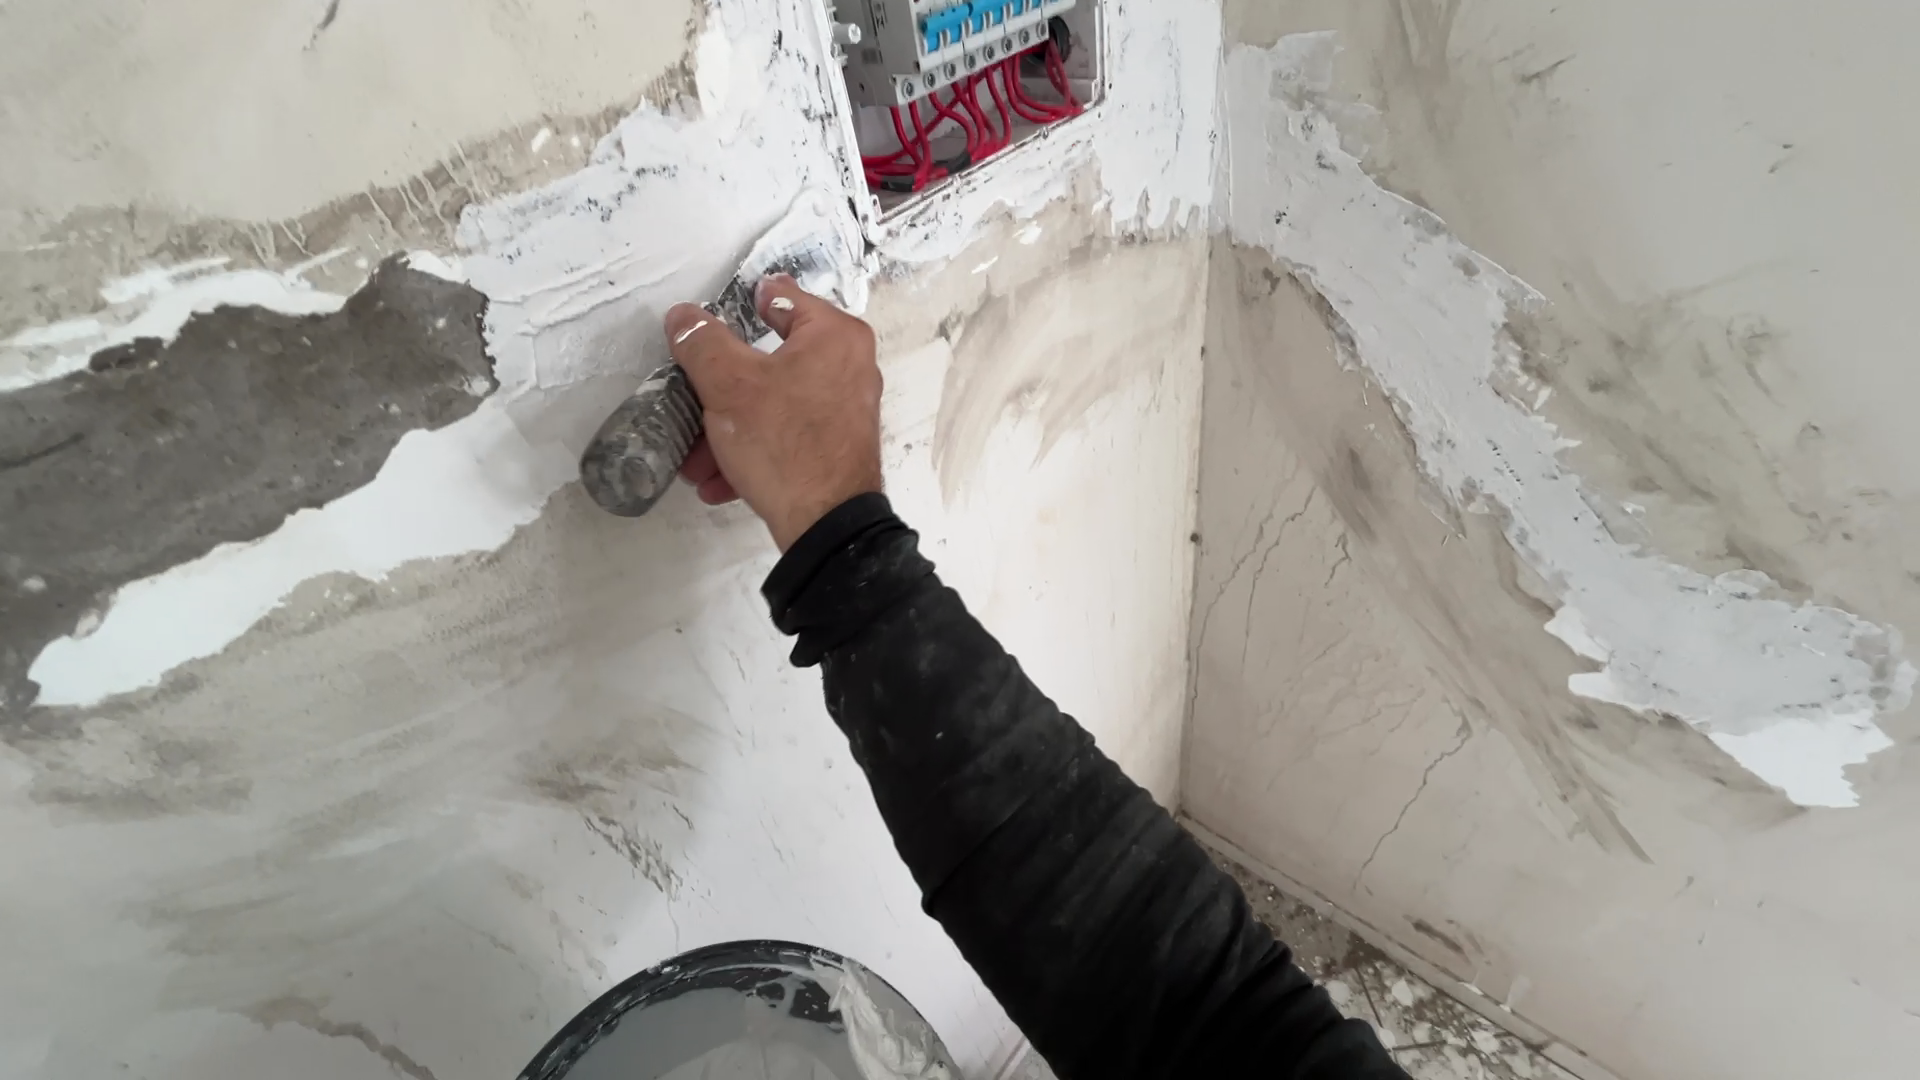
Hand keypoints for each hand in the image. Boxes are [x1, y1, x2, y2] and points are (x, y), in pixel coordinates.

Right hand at [664, 275, 884, 551]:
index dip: (746, 301)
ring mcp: (848, 410)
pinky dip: (754, 453)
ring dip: (728, 433)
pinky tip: (719, 482)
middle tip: (690, 404)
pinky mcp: (840, 448)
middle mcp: (851, 367)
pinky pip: (789, 438)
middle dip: (721, 393)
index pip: (782, 298)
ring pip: (774, 407)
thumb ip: (701, 342)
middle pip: (770, 363)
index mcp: (835, 336)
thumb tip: (684, 318)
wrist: (825, 524)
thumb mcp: (729, 384)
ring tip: (695, 463)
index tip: (723, 310)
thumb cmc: (783, 441)